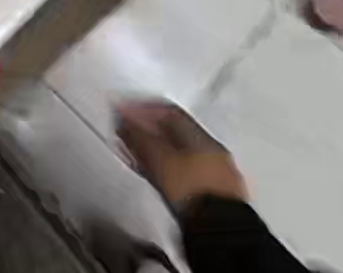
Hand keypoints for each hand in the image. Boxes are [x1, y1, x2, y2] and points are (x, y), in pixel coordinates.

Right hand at [115, 100, 246, 210]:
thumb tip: (123, 117)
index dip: (144, 109)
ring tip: (135, 155)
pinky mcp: (212, 198)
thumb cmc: (191, 190)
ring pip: (178, 154)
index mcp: (203, 138)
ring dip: (155, 151)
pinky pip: (183, 173)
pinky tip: (153, 176)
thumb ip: (139, 136)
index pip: (170, 112)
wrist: (218, 234)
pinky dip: (166, 169)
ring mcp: (215, 176)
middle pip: (174, 133)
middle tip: (127, 133)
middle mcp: (212, 152)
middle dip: (148, 131)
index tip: (125, 111)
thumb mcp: (160, 159)